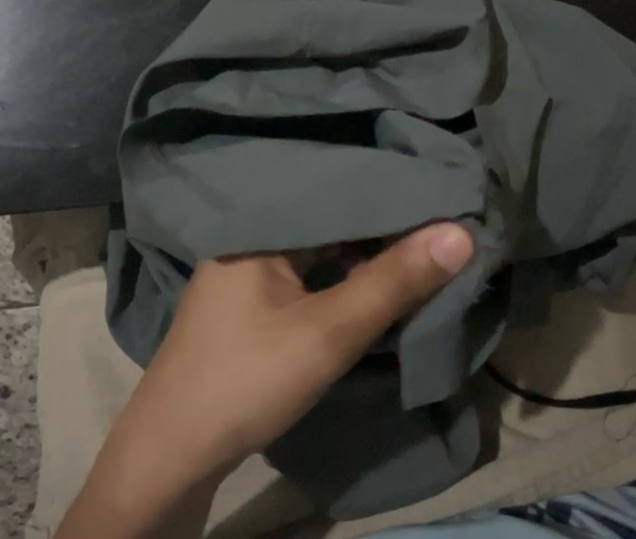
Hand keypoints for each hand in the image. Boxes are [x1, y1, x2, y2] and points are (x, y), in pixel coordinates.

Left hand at [56, 222, 474, 538]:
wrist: (174, 449)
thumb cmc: (248, 378)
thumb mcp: (328, 332)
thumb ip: (392, 282)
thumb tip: (461, 232)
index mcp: (259, 223)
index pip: (336, 189)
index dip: (389, 190)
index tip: (442, 186)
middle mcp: (250, 234)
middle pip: (328, 217)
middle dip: (381, 221)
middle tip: (443, 210)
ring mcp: (246, 268)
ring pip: (319, 245)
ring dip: (363, 250)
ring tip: (423, 238)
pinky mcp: (250, 300)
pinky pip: (306, 270)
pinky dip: (341, 273)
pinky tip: (374, 276)